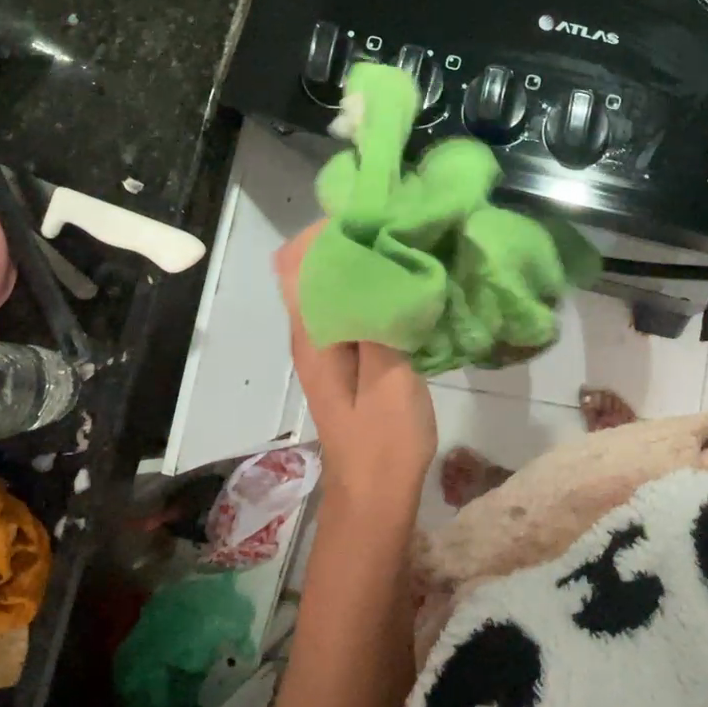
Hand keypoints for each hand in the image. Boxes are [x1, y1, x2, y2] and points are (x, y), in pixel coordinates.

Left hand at [275, 221, 437, 503]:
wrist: (375, 496)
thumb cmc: (384, 442)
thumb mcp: (391, 381)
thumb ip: (383, 322)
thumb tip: (383, 265)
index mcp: (315, 334)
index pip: (297, 262)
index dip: (327, 229)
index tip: (374, 210)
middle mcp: (312, 332)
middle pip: (313, 267)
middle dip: (349, 236)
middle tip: (399, 221)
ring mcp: (328, 345)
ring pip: (334, 284)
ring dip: (364, 259)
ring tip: (409, 243)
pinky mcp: (348, 356)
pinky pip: (352, 305)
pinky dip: (375, 285)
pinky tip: (410, 284)